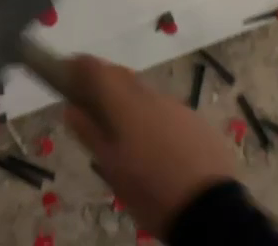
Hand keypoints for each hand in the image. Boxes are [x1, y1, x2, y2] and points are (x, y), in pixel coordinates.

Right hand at [62, 55, 238, 236]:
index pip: (93, 67)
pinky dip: (154, 118)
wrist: (212, 212)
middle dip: (102, 84)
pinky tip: (158, 146)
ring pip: (144, 93)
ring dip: (129, 102)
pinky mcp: (197, 121)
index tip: (65, 75)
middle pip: (119, 75)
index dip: (77, 66)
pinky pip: (167, 110)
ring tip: (127, 134)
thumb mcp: (111, 168)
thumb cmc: (151, 190)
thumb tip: (71, 108)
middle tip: (92, 107)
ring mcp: (176, 106)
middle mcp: (149, 95)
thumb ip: (89, 133)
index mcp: (123, 103)